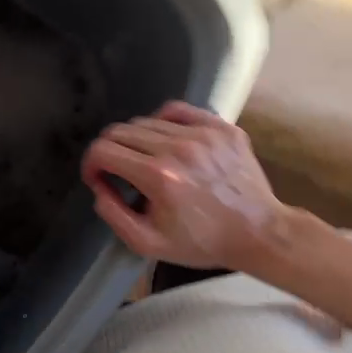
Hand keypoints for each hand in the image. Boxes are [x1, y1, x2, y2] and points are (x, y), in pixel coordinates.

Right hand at [80, 101, 287, 269]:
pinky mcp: (221, 127)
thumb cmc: (201, 242)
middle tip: (116, 170)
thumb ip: (111, 212)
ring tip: (146, 160)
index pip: (102, 150)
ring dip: (135, 140)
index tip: (98, 178)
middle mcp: (177, 147)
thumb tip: (99, 184)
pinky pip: (176, 110)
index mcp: (157, 176)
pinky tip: (165, 139)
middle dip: (108, 151)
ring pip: (144, 121)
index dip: (91, 165)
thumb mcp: (146, 242)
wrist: (260, 233)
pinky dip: (161, 121)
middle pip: (119, 131)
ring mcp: (202, 133)